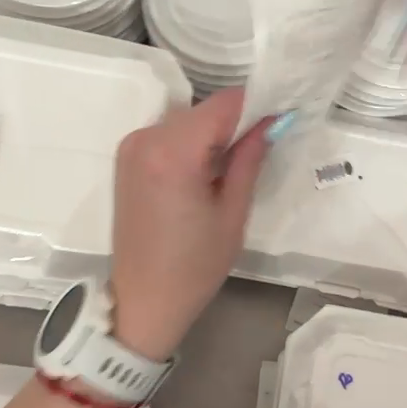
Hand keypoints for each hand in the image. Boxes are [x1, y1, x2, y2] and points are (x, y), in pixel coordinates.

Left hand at [109, 89, 269, 360]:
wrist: (142, 302)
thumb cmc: (194, 267)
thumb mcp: (232, 214)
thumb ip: (249, 159)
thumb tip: (270, 122)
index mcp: (172, 153)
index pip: (223, 105)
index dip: (255, 106)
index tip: (280, 119)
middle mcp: (146, 139)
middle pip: (203, 110)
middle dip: (233, 123)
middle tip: (258, 150)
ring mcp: (131, 147)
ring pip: (185, 120)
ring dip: (211, 133)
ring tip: (228, 169)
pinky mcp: (126, 158)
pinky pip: (167, 134)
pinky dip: (189, 143)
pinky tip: (202, 174)